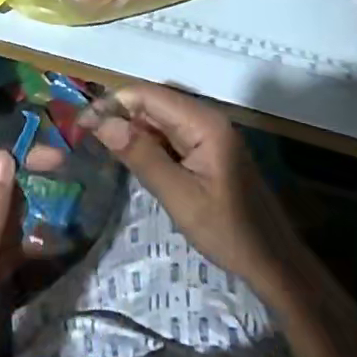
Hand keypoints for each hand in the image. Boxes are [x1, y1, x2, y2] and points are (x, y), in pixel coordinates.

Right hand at [84, 82, 296, 284]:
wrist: (273, 262)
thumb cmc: (228, 231)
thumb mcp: (179, 197)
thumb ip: (141, 156)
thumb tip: (103, 123)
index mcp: (204, 123)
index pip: (148, 95)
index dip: (112, 103)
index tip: (82, 124)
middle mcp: (207, 118)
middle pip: (153, 101)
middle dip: (118, 113)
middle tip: (86, 136)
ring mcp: (208, 132)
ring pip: (159, 116)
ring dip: (130, 127)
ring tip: (99, 145)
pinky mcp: (207, 148)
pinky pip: (170, 133)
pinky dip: (147, 140)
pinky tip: (129, 157)